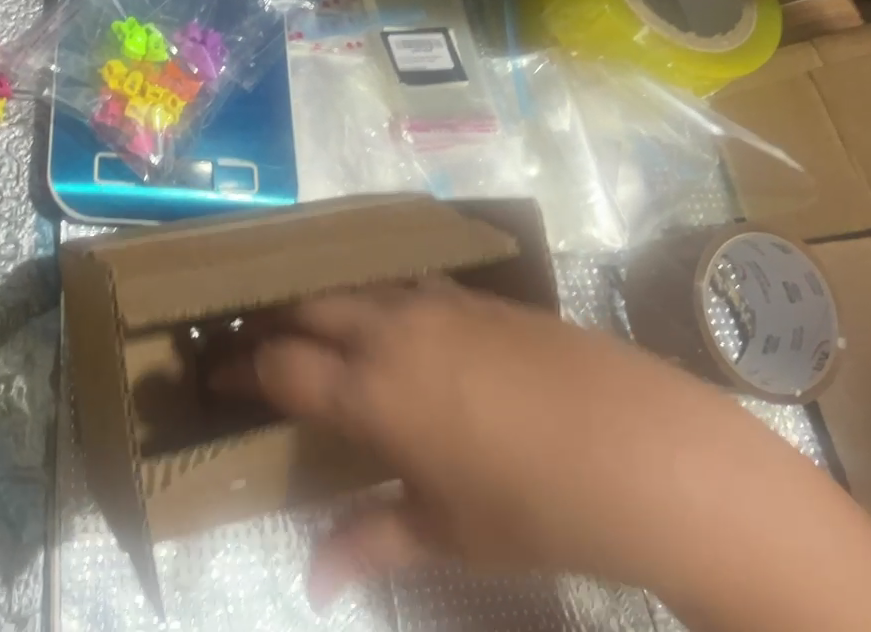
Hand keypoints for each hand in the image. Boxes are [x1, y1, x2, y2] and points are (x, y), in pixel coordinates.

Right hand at [242, 280, 848, 607]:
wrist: (656, 457)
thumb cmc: (540, 509)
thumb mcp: (450, 532)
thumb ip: (370, 541)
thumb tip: (312, 583)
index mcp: (369, 391)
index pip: (276, 364)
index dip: (236, 369)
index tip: (214, 378)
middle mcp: (391, 332)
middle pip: (304, 309)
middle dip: (271, 326)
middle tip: (259, 351)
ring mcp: (439, 306)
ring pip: (355, 289)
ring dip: (324, 308)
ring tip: (321, 335)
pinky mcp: (483, 298)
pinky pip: (408, 287)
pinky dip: (381, 302)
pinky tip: (401, 329)